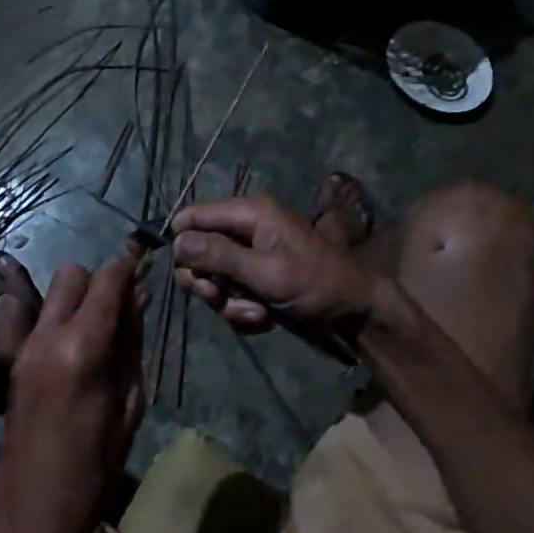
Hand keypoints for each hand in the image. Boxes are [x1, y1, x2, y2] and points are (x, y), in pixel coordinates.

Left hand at [0, 257, 143, 532]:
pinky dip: (65, 317)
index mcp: (81, 349)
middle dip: (101, 281)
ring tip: (104, 330)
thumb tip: (138, 299)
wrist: (32, 512)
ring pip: (54, 292)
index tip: (146, 270)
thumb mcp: (129, 406)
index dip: (128, 269)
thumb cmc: (96, 468)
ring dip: (80, 297)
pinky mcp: (15, 360)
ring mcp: (25, 347)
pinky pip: (43, 318)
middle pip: (73, 274)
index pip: (106, 281)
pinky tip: (84, 350)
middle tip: (124, 308)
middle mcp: (47, 336)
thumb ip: (131, 344)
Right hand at [171, 197, 377, 334]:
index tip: (186, 271)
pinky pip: (231, 294)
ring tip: (254, 313)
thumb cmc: (315, 284)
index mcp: (251, 213)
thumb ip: (219, 256)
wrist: (356, 313)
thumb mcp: (265, 272)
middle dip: (207, 280)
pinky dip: (242, 310)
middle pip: (199, 250)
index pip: (195, 215)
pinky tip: (263, 319)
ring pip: (214, 278)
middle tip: (219, 297)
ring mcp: (251, 256)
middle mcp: (247, 229)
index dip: (183, 242)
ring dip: (228, 301)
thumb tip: (177, 242)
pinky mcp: (256, 279)